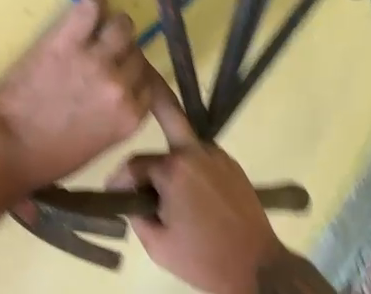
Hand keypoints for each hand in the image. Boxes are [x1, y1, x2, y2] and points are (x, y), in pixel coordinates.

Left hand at [0, 0, 151, 193]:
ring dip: (111, 26)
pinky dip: (91, 1)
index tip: (118, 72)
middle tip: (100, 53)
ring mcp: (96, 61)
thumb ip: (117, 116)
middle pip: (137, 52)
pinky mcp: (67, 41)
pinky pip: (92, 5)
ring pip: (122, 25)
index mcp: (130, 118)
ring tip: (93, 30)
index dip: (132, 74)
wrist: (4, 148)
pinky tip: (83, 9)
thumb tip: (120, 91)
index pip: (149, 80)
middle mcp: (121, 86)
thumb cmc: (45, 157)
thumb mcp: (97, 145)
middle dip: (122, 52)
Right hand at [112, 89, 280, 293]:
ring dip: (170, 156)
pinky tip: (188, 192)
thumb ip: (136, 216)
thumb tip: (129, 198)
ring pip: (184, 144)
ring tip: (162, 185)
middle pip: (169, 115)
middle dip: (154, 105)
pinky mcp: (232, 164)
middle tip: (140, 112)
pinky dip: (190, 167)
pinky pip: (202, 158)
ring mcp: (217, 155)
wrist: (257, 266)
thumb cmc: (203, 259)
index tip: (112, 192)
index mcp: (173, 170)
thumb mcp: (158, 245)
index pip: (135, 164)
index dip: (119, 179)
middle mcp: (196, 151)